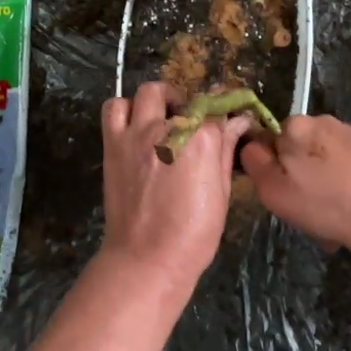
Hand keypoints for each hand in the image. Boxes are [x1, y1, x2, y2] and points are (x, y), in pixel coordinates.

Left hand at [99, 82, 253, 289]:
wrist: (146, 258)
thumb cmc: (193, 235)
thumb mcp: (221, 194)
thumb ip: (225, 151)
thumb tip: (237, 122)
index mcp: (201, 141)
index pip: (216, 110)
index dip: (221, 115)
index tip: (223, 123)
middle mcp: (168, 127)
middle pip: (182, 97)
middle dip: (188, 107)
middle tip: (188, 127)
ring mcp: (137, 132)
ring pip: (147, 92)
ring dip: (157, 101)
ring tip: (160, 121)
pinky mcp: (113, 142)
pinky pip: (114, 108)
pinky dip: (125, 110)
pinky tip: (134, 127)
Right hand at [240, 115, 350, 261]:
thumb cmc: (326, 206)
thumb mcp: (274, 193)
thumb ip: (255, 163)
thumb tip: (251, 145)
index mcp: (297, 127)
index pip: (276, 140)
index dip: (278, 167)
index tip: (288, 192)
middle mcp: (327, 121)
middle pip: (306, 146)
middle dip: (307, 171)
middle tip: (312, 206)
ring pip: (334, 154)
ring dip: (332, 175)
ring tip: (340, 211)